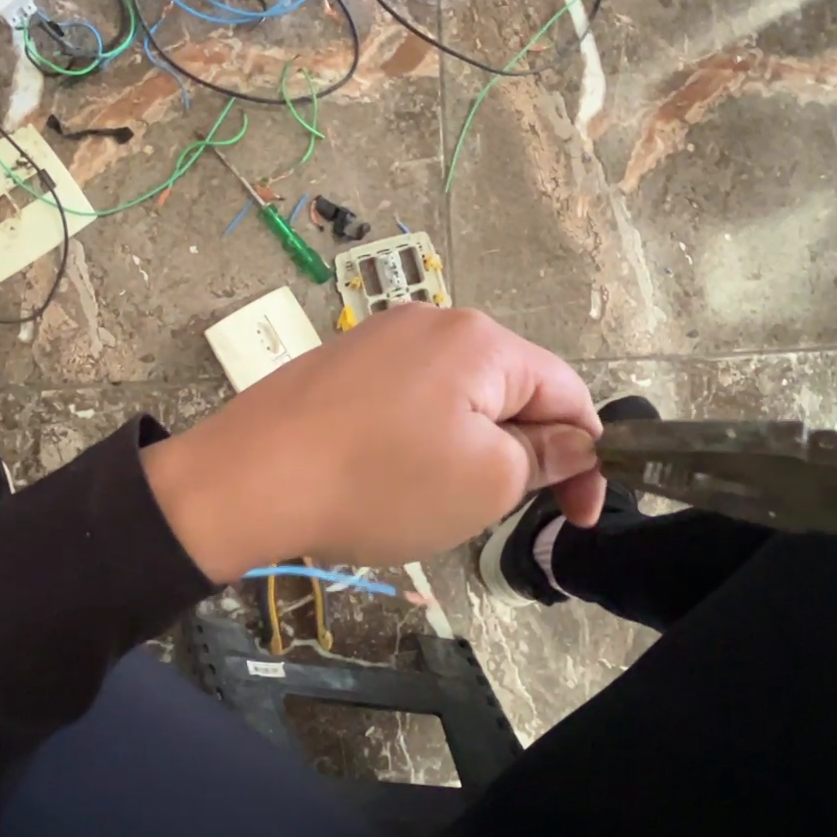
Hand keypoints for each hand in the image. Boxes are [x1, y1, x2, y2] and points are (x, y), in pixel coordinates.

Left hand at [142, 305, 605, 581]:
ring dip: (467, 445)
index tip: (579, 514)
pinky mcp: (341, 364)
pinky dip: (417, 436)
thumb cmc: (380, 482)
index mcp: (479, 340)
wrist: (250, 479)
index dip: (586, 455)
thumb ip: (544, 456)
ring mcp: (378, 339)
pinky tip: (387, 472)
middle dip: (519, 449)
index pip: (566, 390)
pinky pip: (406, 397)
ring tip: (433, 494)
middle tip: (495, 508)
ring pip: (455, 396)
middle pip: (508, 388)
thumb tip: (574, 443)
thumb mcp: (484, 482)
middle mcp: (430, 321)